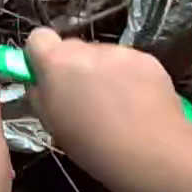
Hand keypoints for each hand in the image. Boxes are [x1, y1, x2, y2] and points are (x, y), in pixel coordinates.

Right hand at [24, 28, 191, 191]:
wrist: (153, 154)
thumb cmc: (93, 147)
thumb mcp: (51, 123)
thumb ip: (40, 94)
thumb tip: (40, 81)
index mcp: (56, 62)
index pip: (38, 37)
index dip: (40, 55)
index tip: (47, 76)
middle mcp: (86, 49)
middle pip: (72, 48)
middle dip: (73, 66)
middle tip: (83, 98)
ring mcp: (119, 52)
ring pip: (101, 56)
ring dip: (102, 73)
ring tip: (115, 106)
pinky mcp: (147, 59)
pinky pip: (128, 63)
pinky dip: (128, 78)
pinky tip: (137, 104)